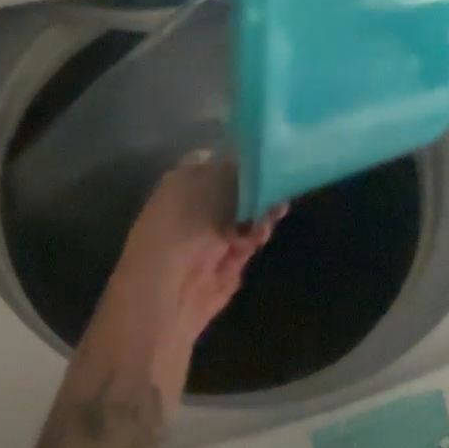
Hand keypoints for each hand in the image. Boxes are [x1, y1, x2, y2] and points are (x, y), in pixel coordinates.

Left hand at [80, 159, 282, 389]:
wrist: (169, 288)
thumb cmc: (186, 221)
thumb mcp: (215, 181)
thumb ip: (240, 168)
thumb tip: (254, 159)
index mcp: (184, 178)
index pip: (216, 159)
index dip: (241, 159)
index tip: (264, 160)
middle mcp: (197, 203)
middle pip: (237, 188)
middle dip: (258, 187)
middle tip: (279, 186)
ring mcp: (211, 234)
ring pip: (247, 213)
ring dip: (263, 210)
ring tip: (278, 209)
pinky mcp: (226, 261)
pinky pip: (248, 239)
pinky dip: (258, 234)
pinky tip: (263, 232)